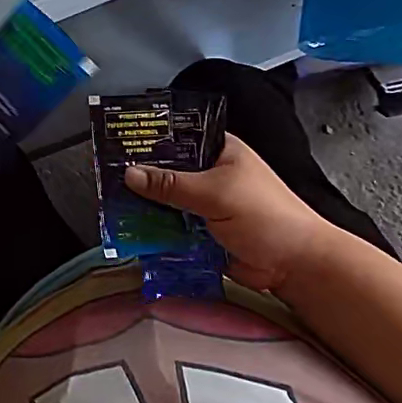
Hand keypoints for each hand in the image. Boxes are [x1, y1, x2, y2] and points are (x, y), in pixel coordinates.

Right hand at [125, 134, 344, 292]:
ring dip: (146, 207)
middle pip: (167, 171)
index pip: (177, 136)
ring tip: (111, 207)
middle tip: (105, 180)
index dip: (149, 139)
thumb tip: (130, 174)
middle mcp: (210, 173)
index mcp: (219, 150)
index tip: (116, 144)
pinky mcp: (203, 233)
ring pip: (167, 201)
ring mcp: (206, 204)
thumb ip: (172, 184)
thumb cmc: (266, 216)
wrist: (295, 266)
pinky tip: (132, 233)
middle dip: (141, 178)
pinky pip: (172, 228)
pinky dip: (156, 231)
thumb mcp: (216, 193)